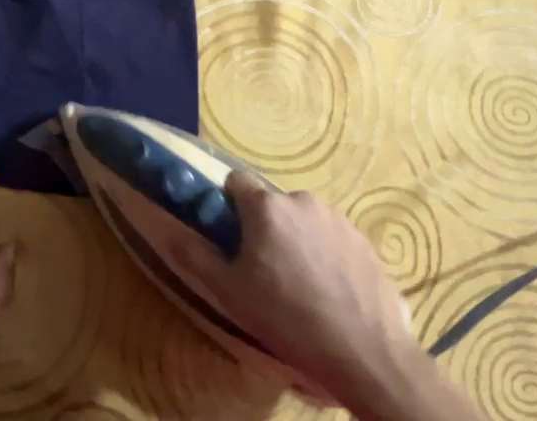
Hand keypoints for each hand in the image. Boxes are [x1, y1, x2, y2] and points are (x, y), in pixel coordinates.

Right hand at [177, 173, 480, 420]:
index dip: (228, 204)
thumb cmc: (288, 318)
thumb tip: (169, 232)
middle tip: (265, 268)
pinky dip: (326, 254)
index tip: (231, 235)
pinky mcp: (365, 241)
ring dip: (296, 239)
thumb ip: (196, 257)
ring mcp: (338, 219)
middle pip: (272, 204)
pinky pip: (333, 237)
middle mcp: (302, 201)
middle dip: (265, 227)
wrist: (366, 354)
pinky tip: (330, 290)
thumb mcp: (230, 292)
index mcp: (266, 207)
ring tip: (301, 283)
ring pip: (304, 220)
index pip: (235, 181)